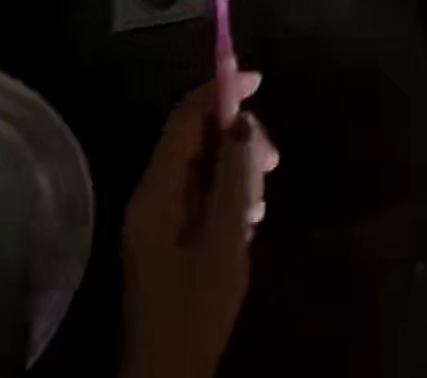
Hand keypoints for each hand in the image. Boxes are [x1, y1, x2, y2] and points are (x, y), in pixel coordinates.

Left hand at [122, 75, 280, 377]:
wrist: (168, 370)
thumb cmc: (197, 306)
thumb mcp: (225, 238)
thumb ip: (232, 175)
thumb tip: (242, 120)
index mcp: (157, 189)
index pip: (185, 118)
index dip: (218, 90)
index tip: (257, 79)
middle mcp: (152, 190)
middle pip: (196, 137)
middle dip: (237, 136)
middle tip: (273, 161)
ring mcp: (159, 210)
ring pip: (203, 161)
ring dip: (236, 166)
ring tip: (260, 201)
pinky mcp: (170, 226)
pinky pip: (202, 187)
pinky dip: (228, 188)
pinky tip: (249, 216)